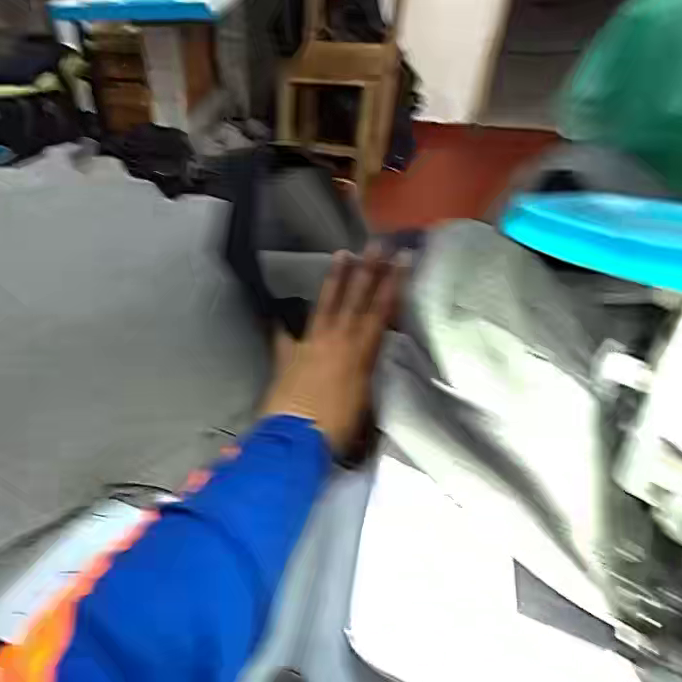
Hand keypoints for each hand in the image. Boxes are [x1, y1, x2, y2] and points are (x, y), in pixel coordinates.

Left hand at [259, 249, 405, 454]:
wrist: (296, 437)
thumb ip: (369, 378)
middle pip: (354, 299)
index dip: (393, 283)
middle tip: (376, 243)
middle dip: (368, 270)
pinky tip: (279, 315)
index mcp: (360, 352)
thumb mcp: (365, 403)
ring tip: (342, 255)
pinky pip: (284, 337)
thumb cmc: (337, 427)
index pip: (380, 311)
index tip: (402, 258)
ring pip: (324, 306)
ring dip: (335, 280)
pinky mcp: (286, 357)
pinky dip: (283, 326)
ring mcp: (309, 345)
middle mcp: (336, 340)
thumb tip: (373, 367)